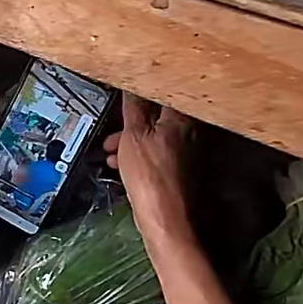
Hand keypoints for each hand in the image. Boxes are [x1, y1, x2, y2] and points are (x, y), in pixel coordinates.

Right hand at [103, 93, 194, 245]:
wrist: (167, 219)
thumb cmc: (151, 177)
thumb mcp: (133, 135)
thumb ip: (134, 106)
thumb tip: (133, 84)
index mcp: (182, 116)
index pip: (163, 90)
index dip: (140, 91)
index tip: (123, 93)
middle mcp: (191, 131)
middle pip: (158, 115)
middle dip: (132, 121)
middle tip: (113, 128)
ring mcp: (188, 153)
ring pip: (156, 136)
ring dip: (133, 140)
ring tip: (112, 150)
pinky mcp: (181, 172)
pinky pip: (158, 154)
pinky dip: (141, 155)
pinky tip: (124, 166)